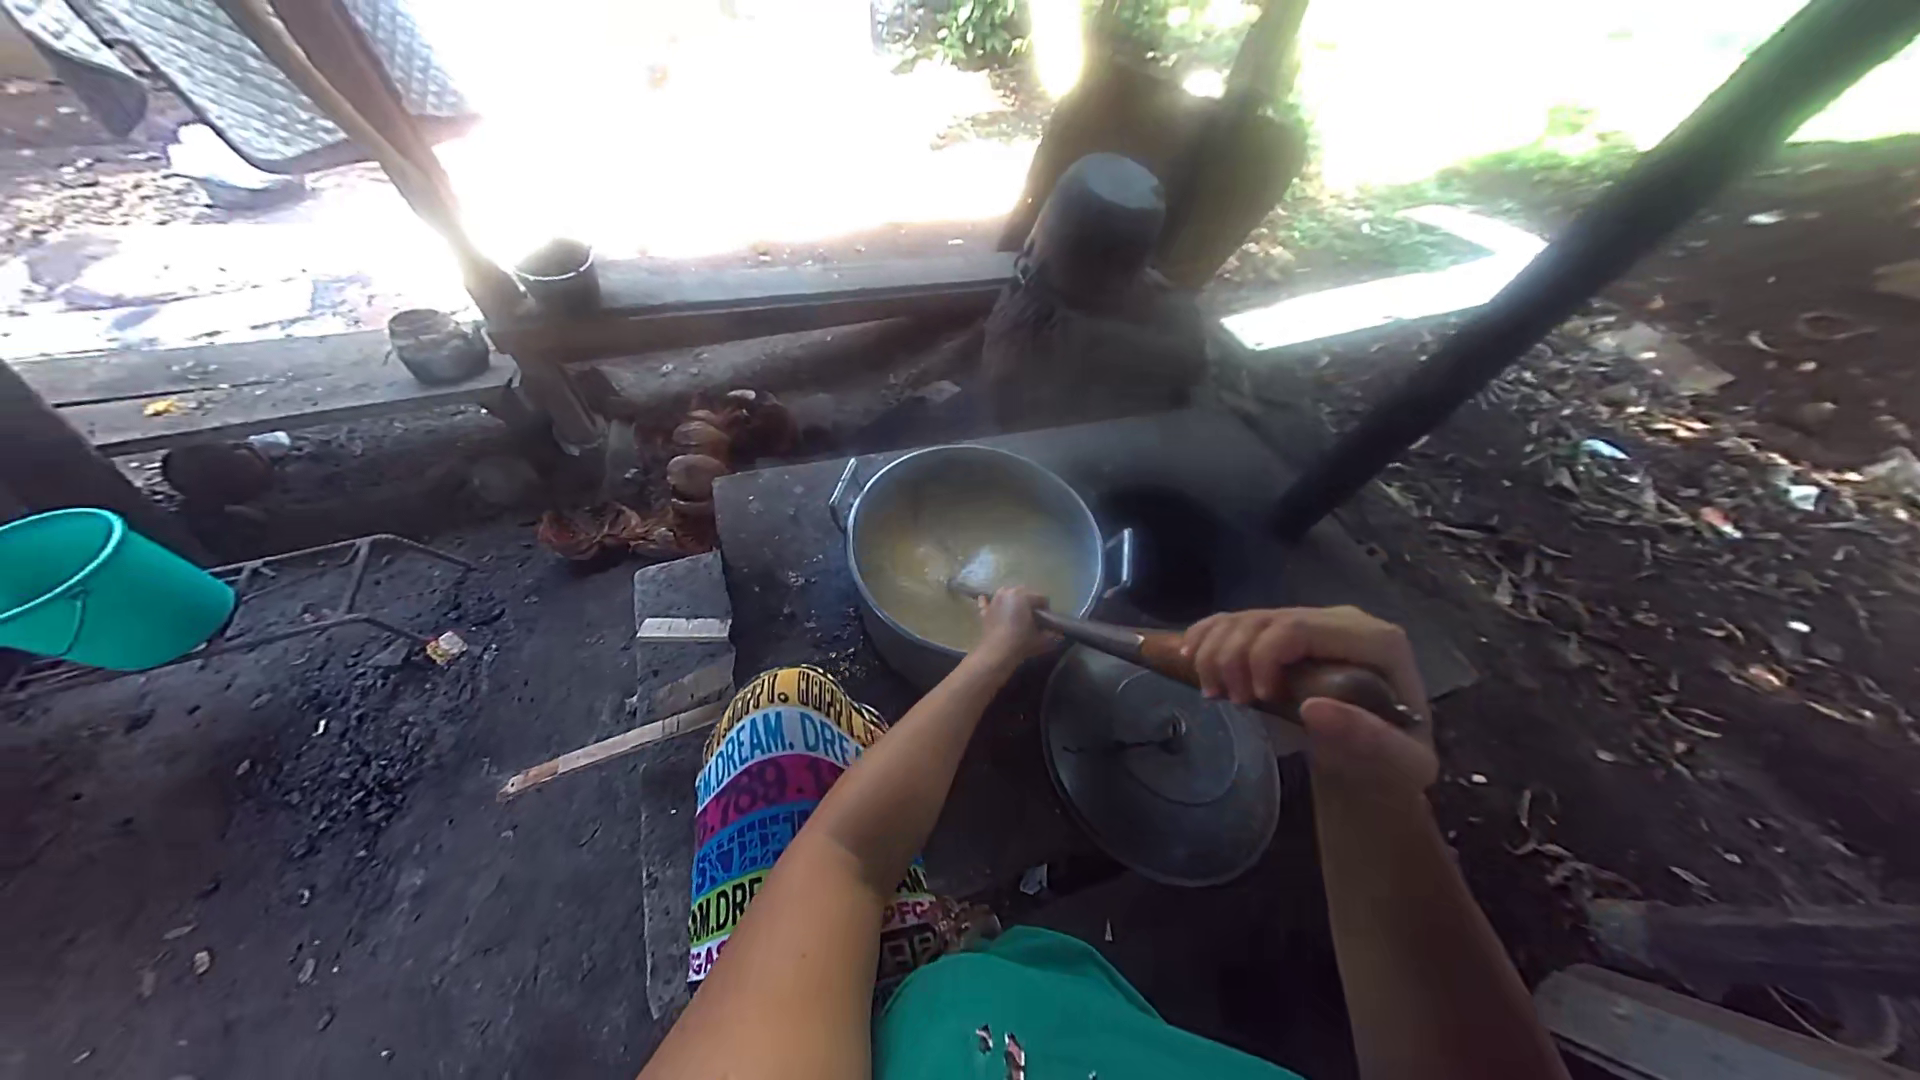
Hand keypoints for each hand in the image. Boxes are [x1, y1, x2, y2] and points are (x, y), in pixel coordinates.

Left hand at [973, 587, 1056, 665]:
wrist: (996, 653)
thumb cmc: (1021, 643)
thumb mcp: (1041, 639)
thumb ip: (1053, 634)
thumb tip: (1060, 634)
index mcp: (1024, 596)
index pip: (1041, 598)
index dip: (1046, 609)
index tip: (1047, 621)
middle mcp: (1008, 593)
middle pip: (1025, 593)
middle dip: (1031, 602)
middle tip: (1034, 617)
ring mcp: (995, 600)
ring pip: (1007, 593)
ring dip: (1014, 600)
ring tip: (1018, 613)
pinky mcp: (985, 610)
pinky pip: (987, 601)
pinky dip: (990, 601)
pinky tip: (992, 603)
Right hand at [1183, 607, 1435, 796]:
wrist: (1372, 764)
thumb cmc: (1388, 765)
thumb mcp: (1400, 765)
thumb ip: (1368, 739)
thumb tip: (1314, 708)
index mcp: (1374, 640)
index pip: (1298, 628)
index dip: (1262, 657)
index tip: (1256, 700)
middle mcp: (1340, 619)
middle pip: (1263, 620)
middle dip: (1232, 658)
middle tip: (1230, 702)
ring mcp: (1307, 621)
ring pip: (1243, 618)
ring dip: (1214, 652)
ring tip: (1214, 693)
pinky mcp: (1282, 630)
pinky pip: (1234, 619)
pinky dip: (1206, 635)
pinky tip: (1190, 657)